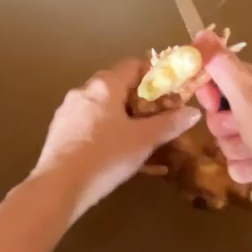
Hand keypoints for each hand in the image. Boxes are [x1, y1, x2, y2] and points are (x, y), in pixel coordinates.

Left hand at [31, 58, 199, 217]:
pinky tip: (111, 153)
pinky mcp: (58, 131)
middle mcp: (83, 90)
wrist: (59, 186)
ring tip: (136, 140)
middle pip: (116, 85)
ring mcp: (67, 110)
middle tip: (155, 120)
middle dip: (138, 100)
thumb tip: (193, 112)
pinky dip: (103, 130)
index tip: (168, 95)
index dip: (154, 77)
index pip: (133, 65)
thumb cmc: (105, 156)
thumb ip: (169, 124)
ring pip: (101, 106)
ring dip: (120, 117)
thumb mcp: (143, 140)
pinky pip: (87, 123)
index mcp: (104, 85)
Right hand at [191, 30, 251, 196]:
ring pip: (229, 136)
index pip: (221, 73)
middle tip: (238, 132)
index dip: (209, 90)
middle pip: (222, 109)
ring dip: (234, 149)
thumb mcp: (248, 97)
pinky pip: (240, 158)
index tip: (210, 103)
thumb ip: (222, 66)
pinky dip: (244, 166)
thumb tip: (202, 33)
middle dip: (224, 126)